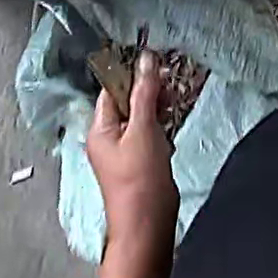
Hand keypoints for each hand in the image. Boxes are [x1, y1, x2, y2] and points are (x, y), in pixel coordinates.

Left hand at [87, 51, 178, 251]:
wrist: (148, 220)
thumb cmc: (140, 174)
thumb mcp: (143, 128)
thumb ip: (145, 92)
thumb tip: (146, 58)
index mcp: (100, 128)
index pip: (112, 89)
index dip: (132, 72)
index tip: (156, 60)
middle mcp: (109, 135)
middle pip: (128, 99)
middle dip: (149, 86)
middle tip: (171, 79)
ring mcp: (126, 146)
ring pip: (142, 112)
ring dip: (158, 101)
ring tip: (177, 95)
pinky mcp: (143, 155)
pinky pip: (151, 126)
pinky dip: (163, 117)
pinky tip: (176, 113)